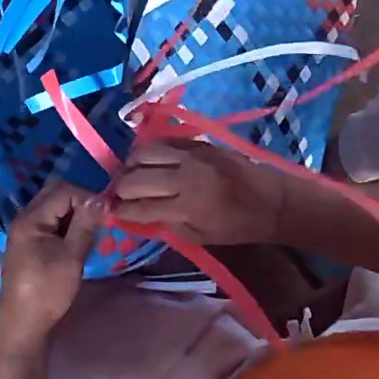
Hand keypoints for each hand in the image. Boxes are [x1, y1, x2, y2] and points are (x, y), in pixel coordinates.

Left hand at [0, 181, 107, 358]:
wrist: (23, 325)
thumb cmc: (47, 291)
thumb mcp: (72, 256)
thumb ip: (85, 224)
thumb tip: (100, 199)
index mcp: (31, 219)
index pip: (63, 190)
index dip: (87, 197)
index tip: (106, 215)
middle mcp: (24, 218)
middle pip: (55, 194)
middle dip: (80, 201)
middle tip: (100, 219)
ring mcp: (25, 231)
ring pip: (53, 208)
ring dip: (74, 213)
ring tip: (92, 230)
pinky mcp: (30, 244)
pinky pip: (50, 222)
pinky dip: (66, 224)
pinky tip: (78, 239)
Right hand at [111, 141, 288, 244]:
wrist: (271, 199)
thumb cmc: (236, 225)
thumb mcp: (199, 237)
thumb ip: (165, 224)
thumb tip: (136, 214)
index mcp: (187, 205)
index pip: (138, 207)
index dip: (118, 211)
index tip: (108, 212)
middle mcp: (184, 176)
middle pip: (135, 178)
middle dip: (120, 189)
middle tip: (117, 195)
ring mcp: (190, 154)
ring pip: (144, 152)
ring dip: (131, 165)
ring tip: (130, 175)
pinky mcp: (197, 142)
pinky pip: (162, 141)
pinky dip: (149, 151)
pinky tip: (148, 162)